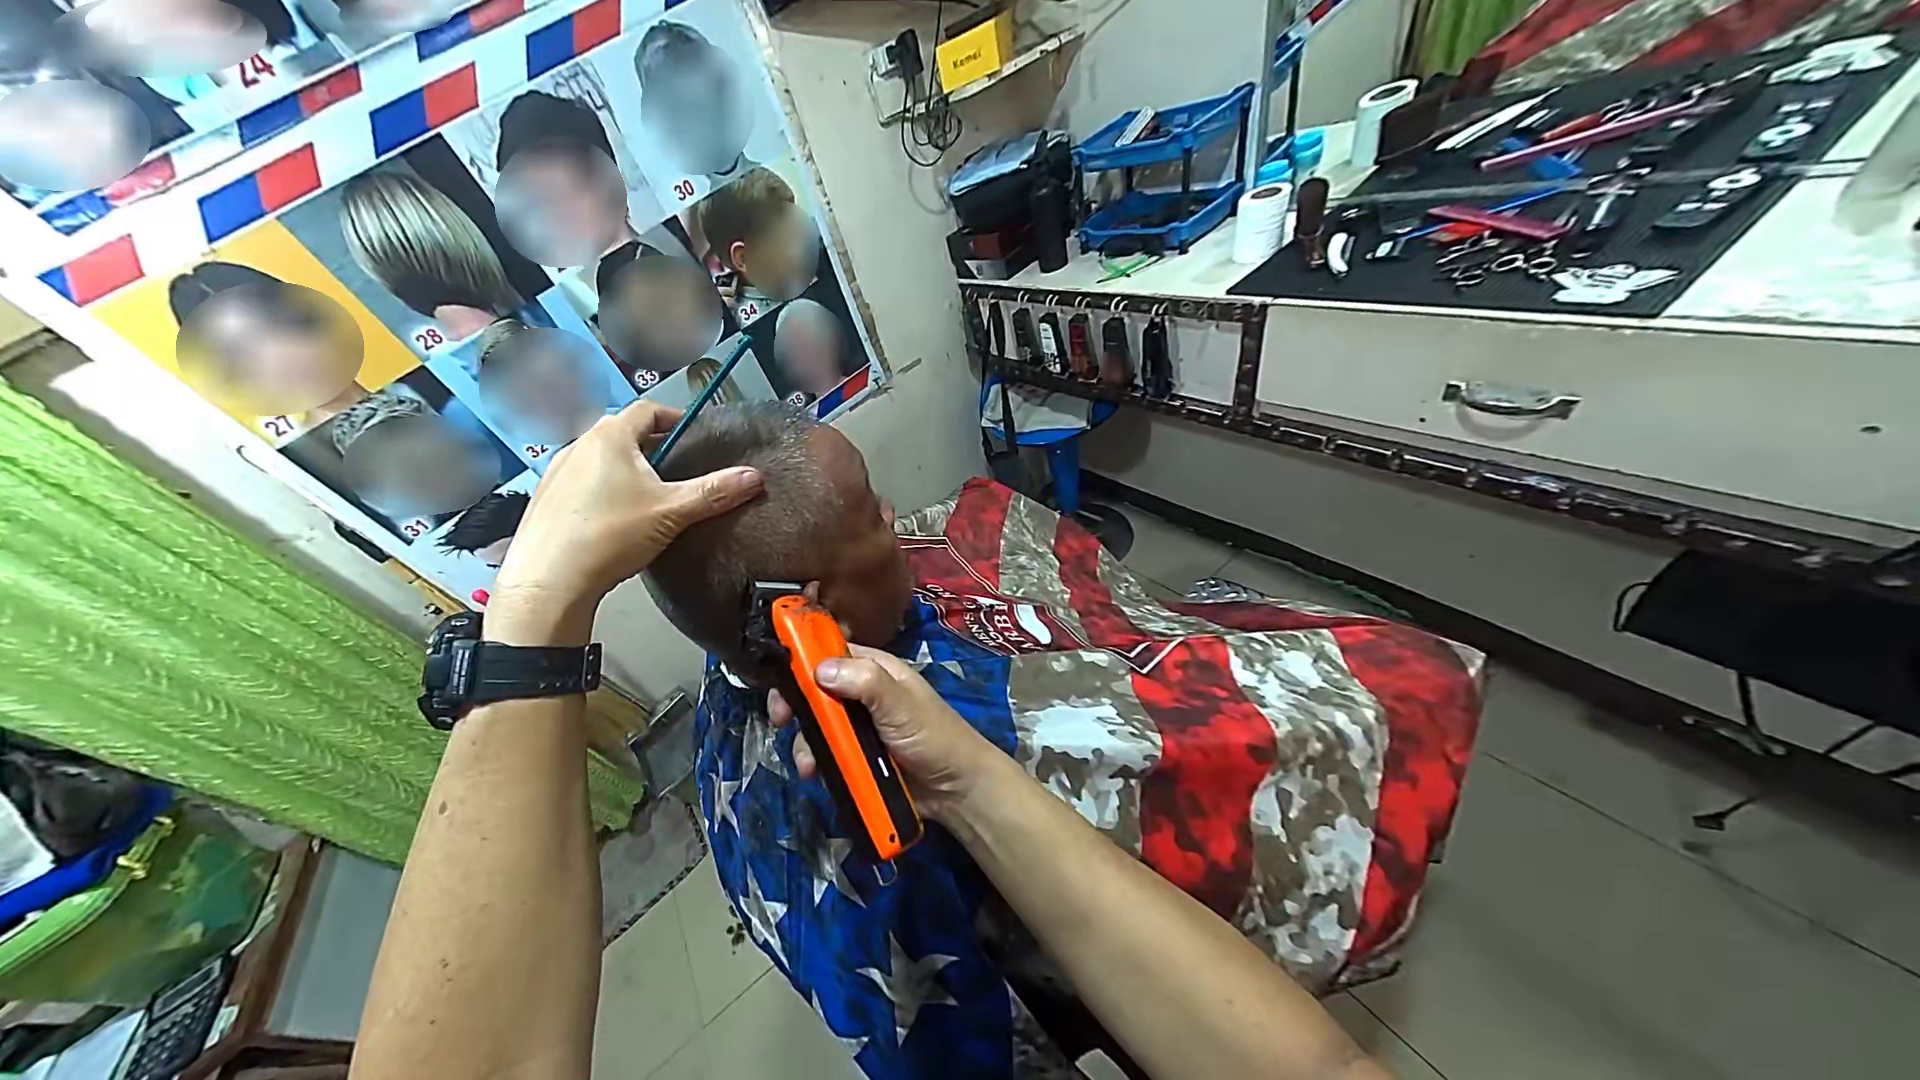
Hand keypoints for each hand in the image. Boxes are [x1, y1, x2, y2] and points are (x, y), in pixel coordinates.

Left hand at [488, 402, 761, 644]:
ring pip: (603, 458)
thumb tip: (754, 476)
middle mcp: (579, 445)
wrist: (549, 581)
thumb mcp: (673, 511)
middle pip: (625, 432)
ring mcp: (557, 472)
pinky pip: (585, 481)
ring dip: (629, 468)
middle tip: (681, 469)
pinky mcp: (547, 499)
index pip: (649, 409)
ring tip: (652, 495)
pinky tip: (619, 517)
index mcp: (610, 437)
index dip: (677, 418)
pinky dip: (606, 488)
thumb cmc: (609, 534)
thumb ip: (715, 491)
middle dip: (656, 446)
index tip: (696, 436)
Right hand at [769, 646, 1006, 822]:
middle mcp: (860, 692)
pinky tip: (814, 773)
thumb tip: (819, 668)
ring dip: (805, 740)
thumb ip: (865, 682)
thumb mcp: (900, 703)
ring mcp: (856, 725)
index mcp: (873, 669)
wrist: (955, 788)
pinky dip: (815, 759)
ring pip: (816, 724)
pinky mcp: (854, 754)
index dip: (802, 658)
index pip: (829, 651)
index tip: (780, 675)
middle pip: (814, 689)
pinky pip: (825, 751)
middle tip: (780, 720)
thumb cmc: (934, 735)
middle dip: (795, 704)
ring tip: (807, 762)